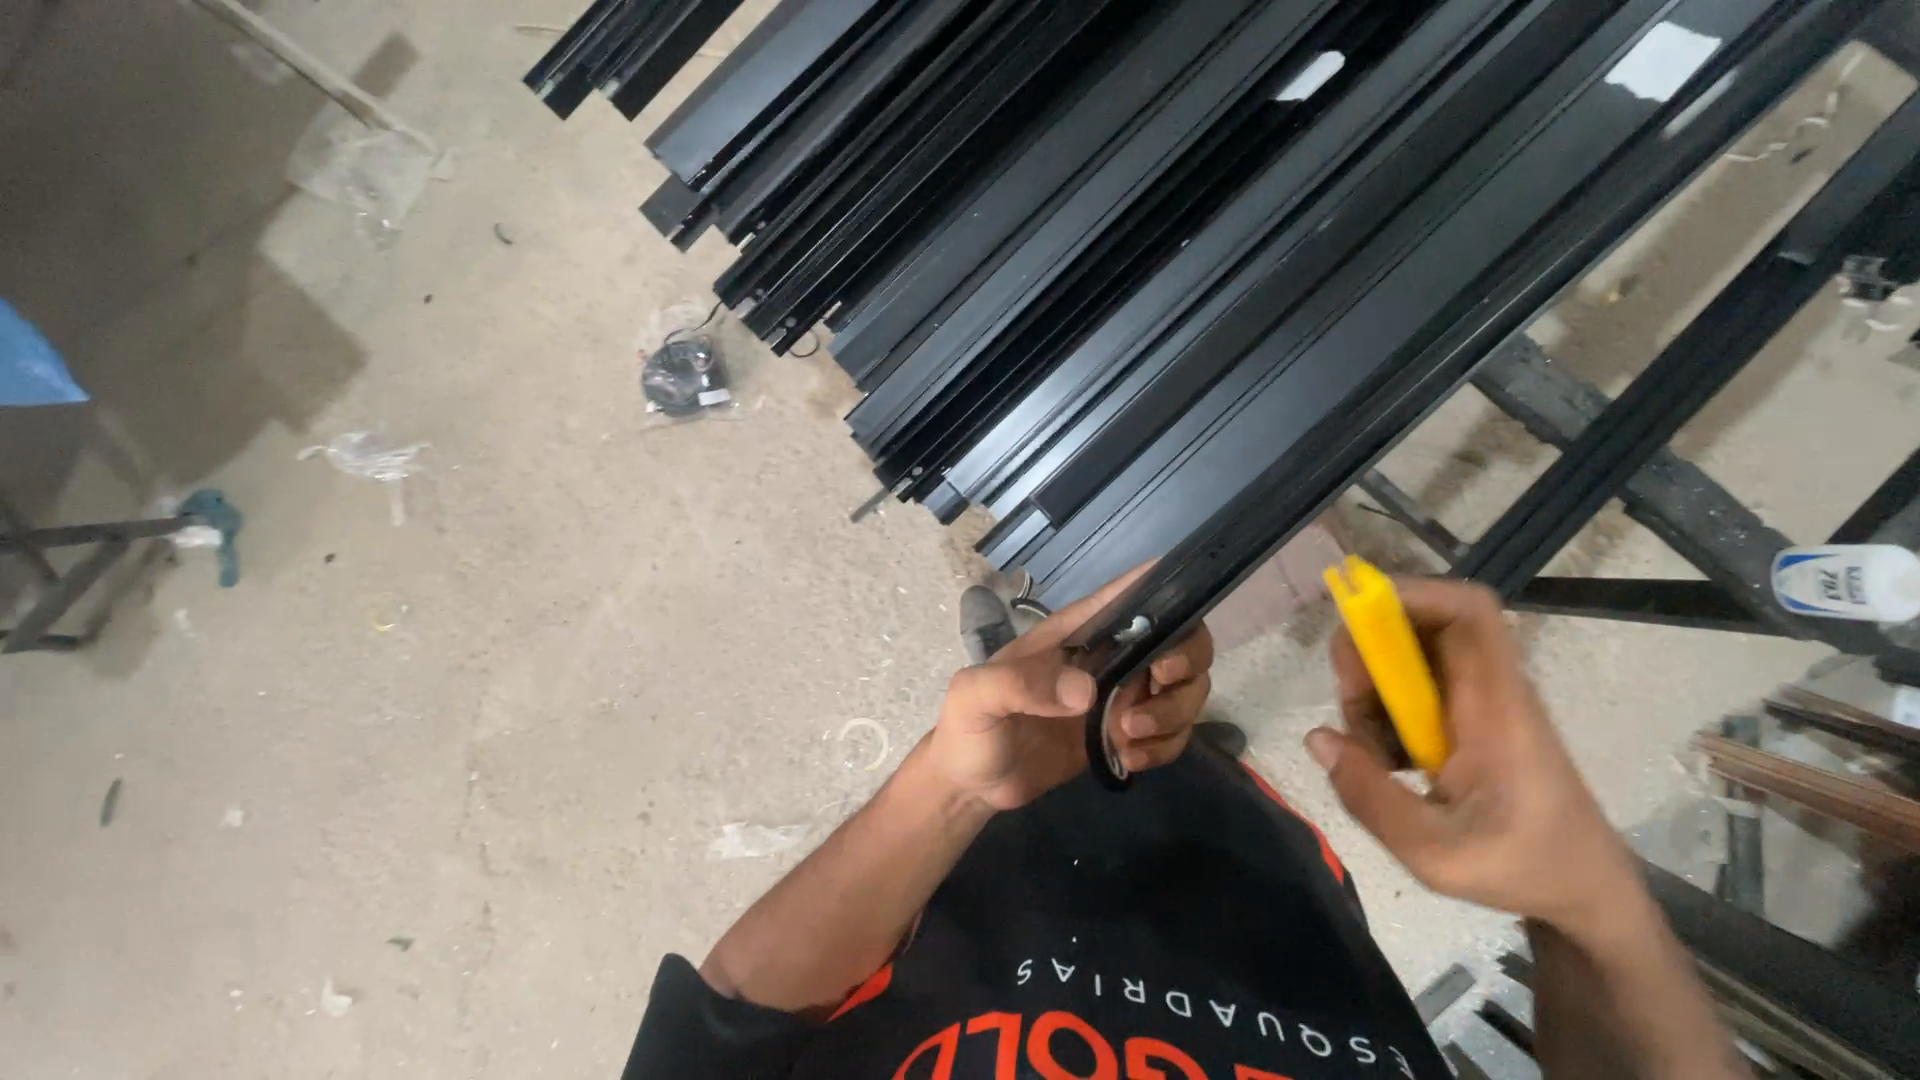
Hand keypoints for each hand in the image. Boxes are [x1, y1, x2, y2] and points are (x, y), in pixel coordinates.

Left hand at [926, 565, 1214, 811]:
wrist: (973, 786)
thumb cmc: (969, 728)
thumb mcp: (976, 697)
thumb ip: (1021, 685)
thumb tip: (1087, 691)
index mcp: (1072, 634)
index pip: (1125, 597)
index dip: (1166, 590)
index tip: (1184, 610)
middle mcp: (1105, 659)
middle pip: (1178, 641)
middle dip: (1185, 661)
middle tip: (1160, 685)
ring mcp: (1121, 698)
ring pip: (1184, 689)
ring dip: (1173, 713)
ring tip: (1129, 737)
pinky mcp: (1126, 737)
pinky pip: (1171, 733)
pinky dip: (1165, 747)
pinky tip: (1130, 760)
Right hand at [1306, 579, 1639, 932]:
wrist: (1586, 891)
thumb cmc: (1521, 869)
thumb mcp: (1433, 853)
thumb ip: (1368, 796)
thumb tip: (1317, 737)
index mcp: (1496, 708)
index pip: (1468, 612)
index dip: (1411, 593)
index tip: (1355, 615)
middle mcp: (1491, 690)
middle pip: (1424, 626)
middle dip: (1369, 652)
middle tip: (1349, 705)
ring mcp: (1482, 703)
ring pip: (1412, 658)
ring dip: (1372, 689)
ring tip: (1368, 750)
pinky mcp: (1473, 720)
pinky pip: (1417, 688)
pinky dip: (1385, 710)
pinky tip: (1386, 760)